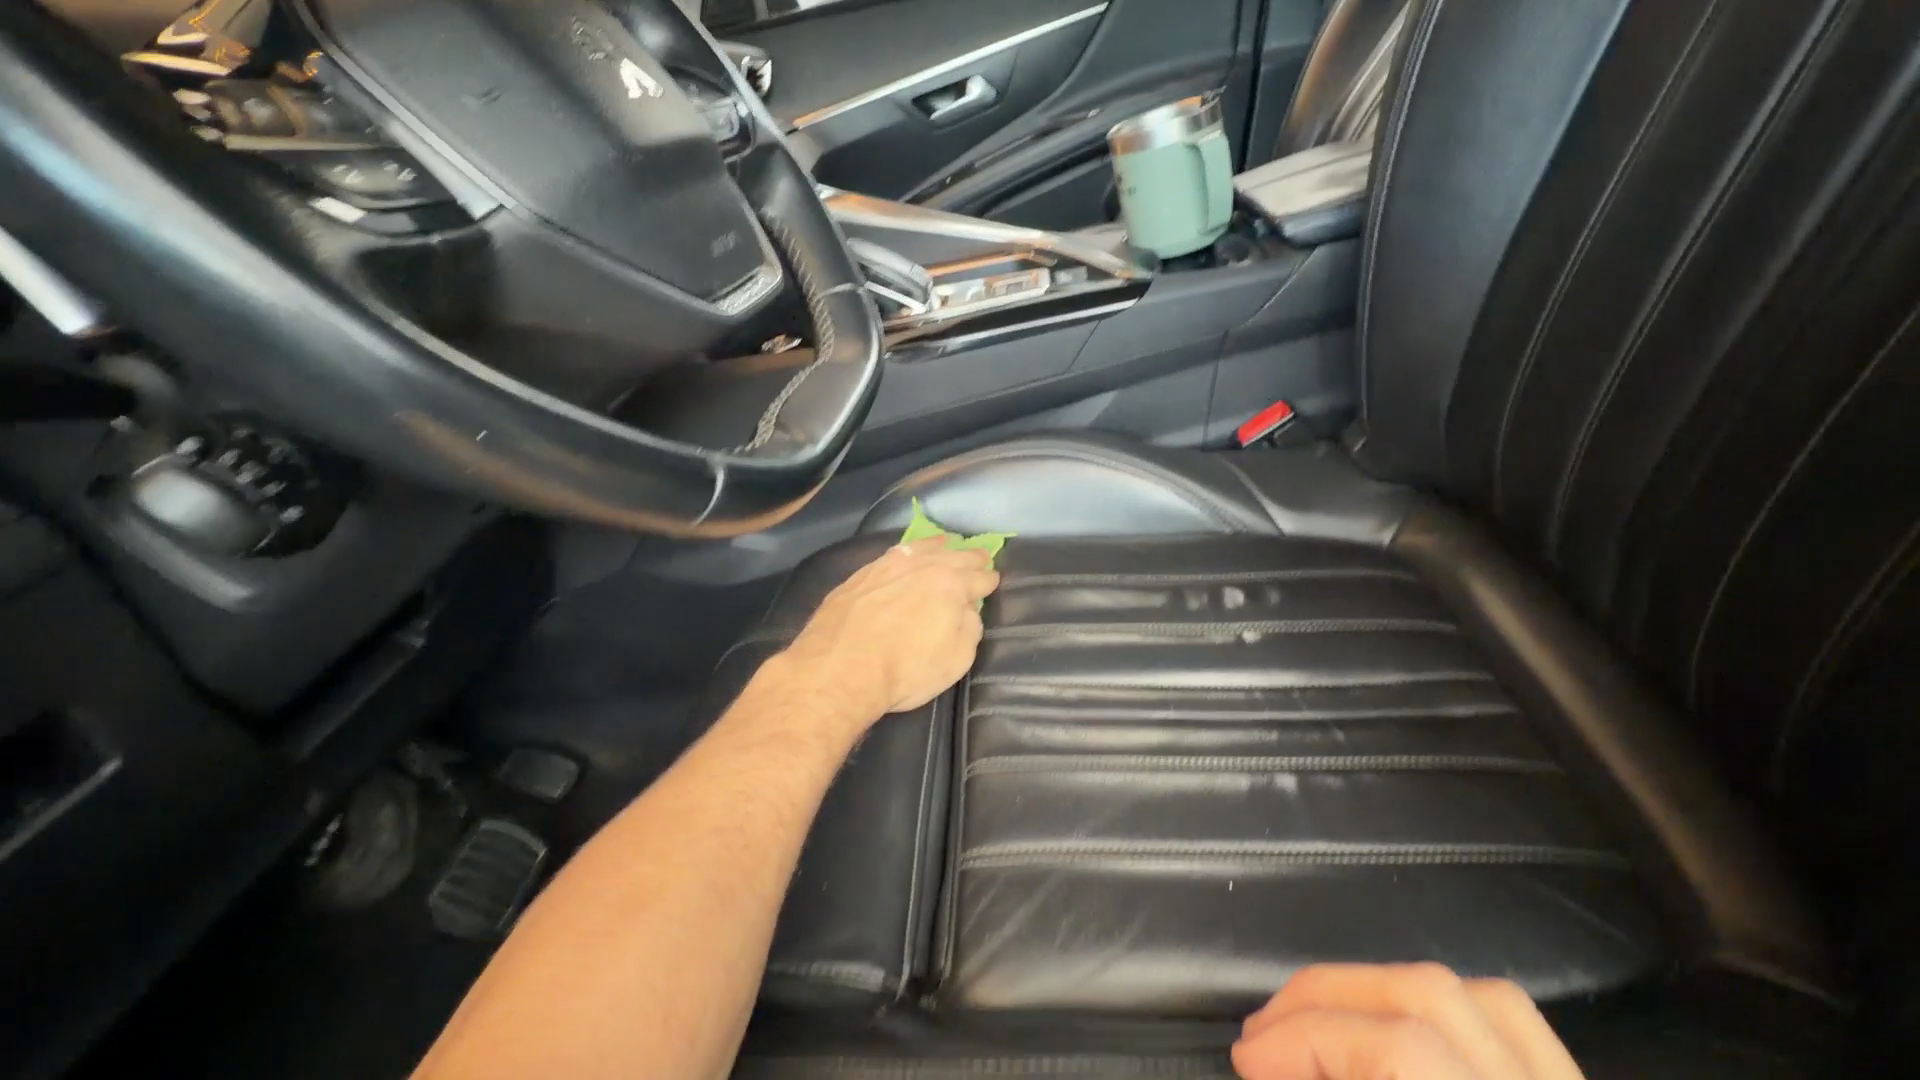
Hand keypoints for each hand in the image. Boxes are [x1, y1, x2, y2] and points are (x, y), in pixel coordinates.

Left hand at [779, 536, 999, 726]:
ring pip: (919, 548)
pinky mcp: (859, 576)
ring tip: (945, 543)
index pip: (979, 578)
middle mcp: (921, 567)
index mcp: (951, 585)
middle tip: (980, 556)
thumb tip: (967, 611)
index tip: (992, 581)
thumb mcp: (956, 659)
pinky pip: (891, 555)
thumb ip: (969, 629)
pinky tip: (905, 555)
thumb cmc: (905, 670)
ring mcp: (887, 567)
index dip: (988, 580)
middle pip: (953, 556)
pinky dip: (906, 552)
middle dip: (970, 557)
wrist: (840, 668)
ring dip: (937, 546)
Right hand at [1234, 964, 1584, 1079]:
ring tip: (1315, 1022)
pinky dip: (1446, 1004)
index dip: (1301, 1041)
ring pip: (1479, 996)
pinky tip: (1400, 1021)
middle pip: (1430, 1000)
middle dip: (1322, 1000)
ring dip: (1375, 991)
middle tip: (1263, 1034)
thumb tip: (1271, 1069)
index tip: (1246, 1060)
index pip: (1395, 1051)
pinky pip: (1518, 1023)